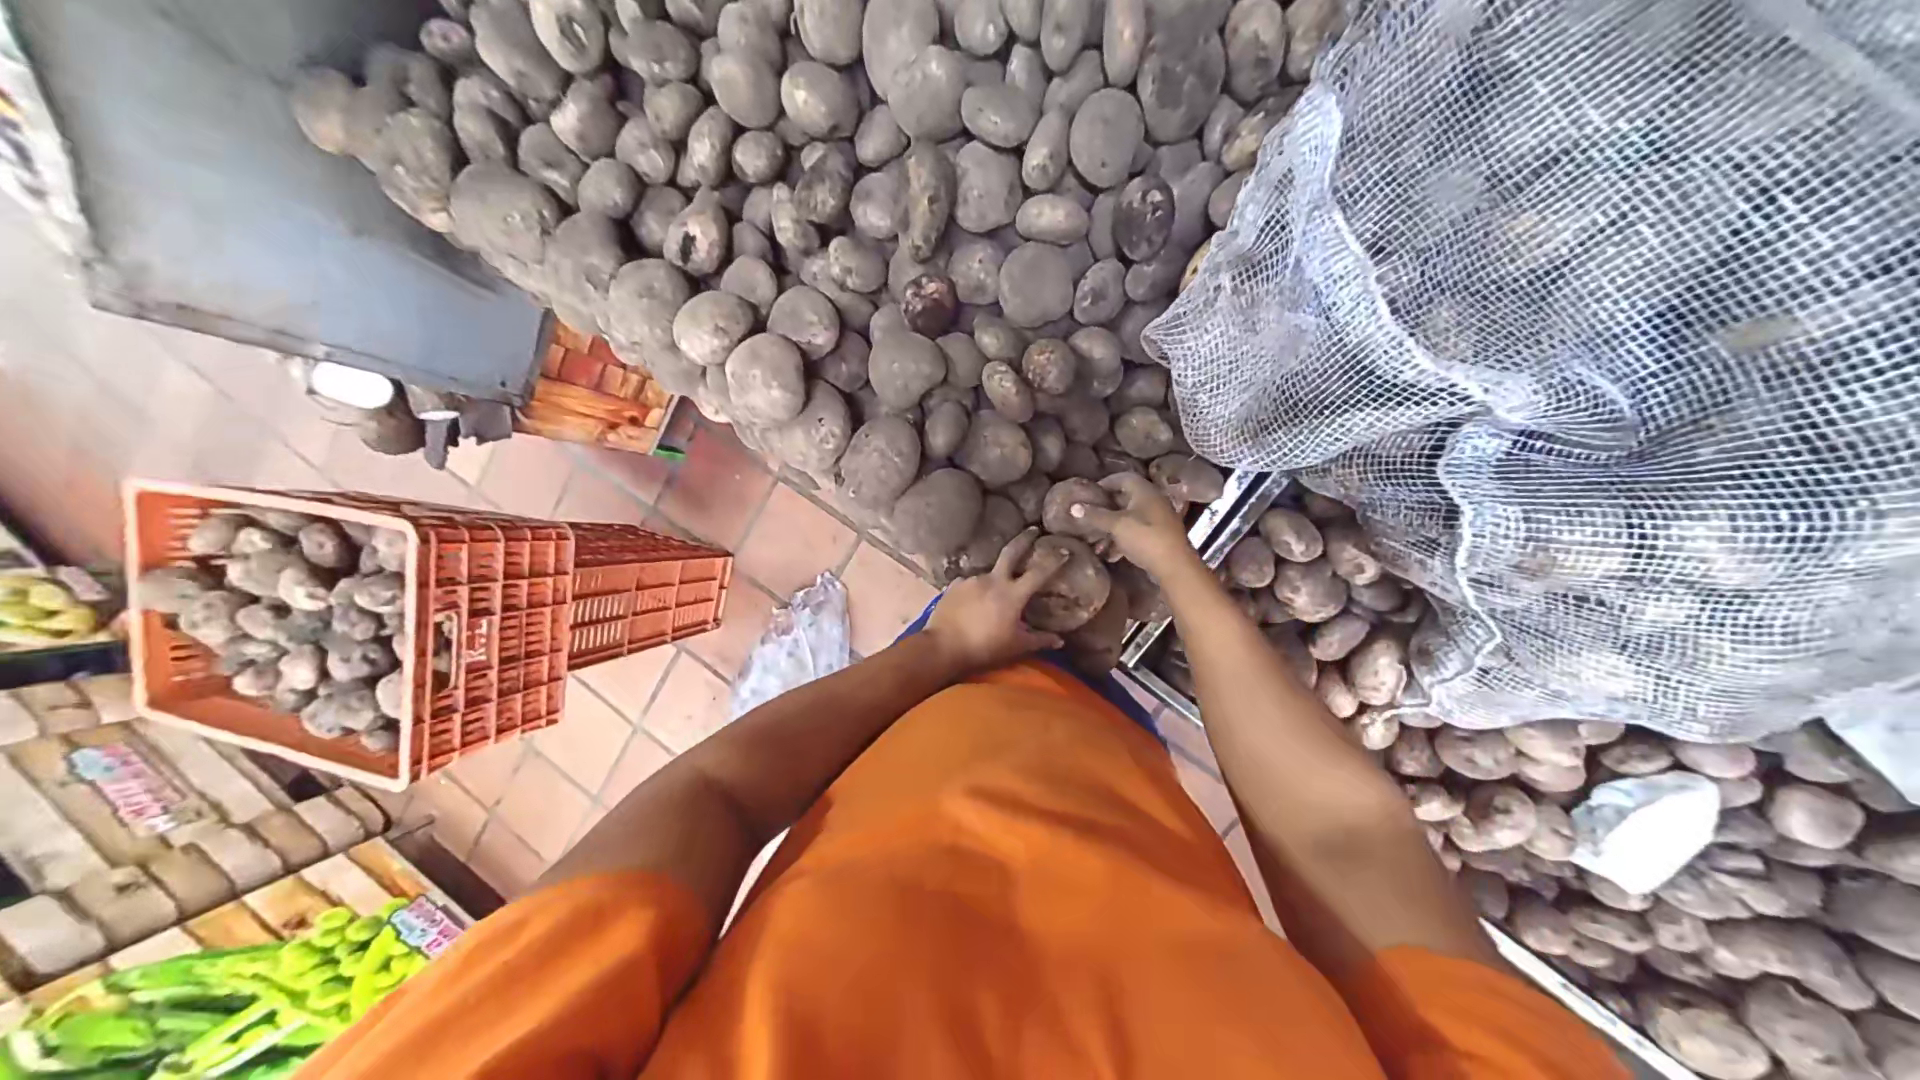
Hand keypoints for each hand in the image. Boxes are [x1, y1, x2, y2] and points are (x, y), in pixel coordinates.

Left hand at [922, 529, 1068, 672]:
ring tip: (994, 593)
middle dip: (1024, 539)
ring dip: (995, 579)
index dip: (1054, 560)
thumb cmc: (984, 647)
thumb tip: (1060, 640)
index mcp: (1012, 593)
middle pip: (1011, 552)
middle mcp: (993, 579)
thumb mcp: (1016, 646)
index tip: (1064, 549)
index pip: (1039, 572)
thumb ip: (1039, 640)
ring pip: (989, 573)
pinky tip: (973, 601)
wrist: (943, 647)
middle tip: (1033, 529)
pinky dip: (976, 589)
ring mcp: (971, 580)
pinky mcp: (954, 585)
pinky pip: (970, 583)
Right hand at [1070, 473, 1201, 580]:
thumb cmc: (1145, 538)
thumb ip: (1095, 515)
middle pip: (1124, 497)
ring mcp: (1157, 518)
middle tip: (1088, 514)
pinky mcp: (1158, 536)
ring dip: (1111, 525)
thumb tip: (1073, 506)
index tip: (1087, 494)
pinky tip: (1109, 552)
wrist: (1174, 566)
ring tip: (1095, 537)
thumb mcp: (1116, 525)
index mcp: (1144, 490)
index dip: (1103, 483)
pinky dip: (1121, 538)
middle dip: (1105, 507)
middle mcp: (1152, 500)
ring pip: (1128, 517)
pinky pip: (1135, 531)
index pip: (1121, 477)